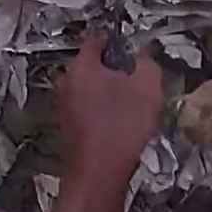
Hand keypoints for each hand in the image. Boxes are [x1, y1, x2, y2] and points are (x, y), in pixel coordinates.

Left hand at [57, 33, 163, 194]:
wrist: (100, 170)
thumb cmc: (123, 123)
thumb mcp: (148, 87)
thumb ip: (147, 64)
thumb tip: (142, 60)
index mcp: (82, 66)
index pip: (97, 41)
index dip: (117, 44)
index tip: (133, 56)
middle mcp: (66, 81)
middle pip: (93, 66)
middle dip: (114, 72)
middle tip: (136, 85)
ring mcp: (63, 105)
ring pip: (90, 89)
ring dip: (108, 94)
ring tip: (130, 109)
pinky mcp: (67, 126)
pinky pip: (87, 109)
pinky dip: (101, 113)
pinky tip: (118, 127)